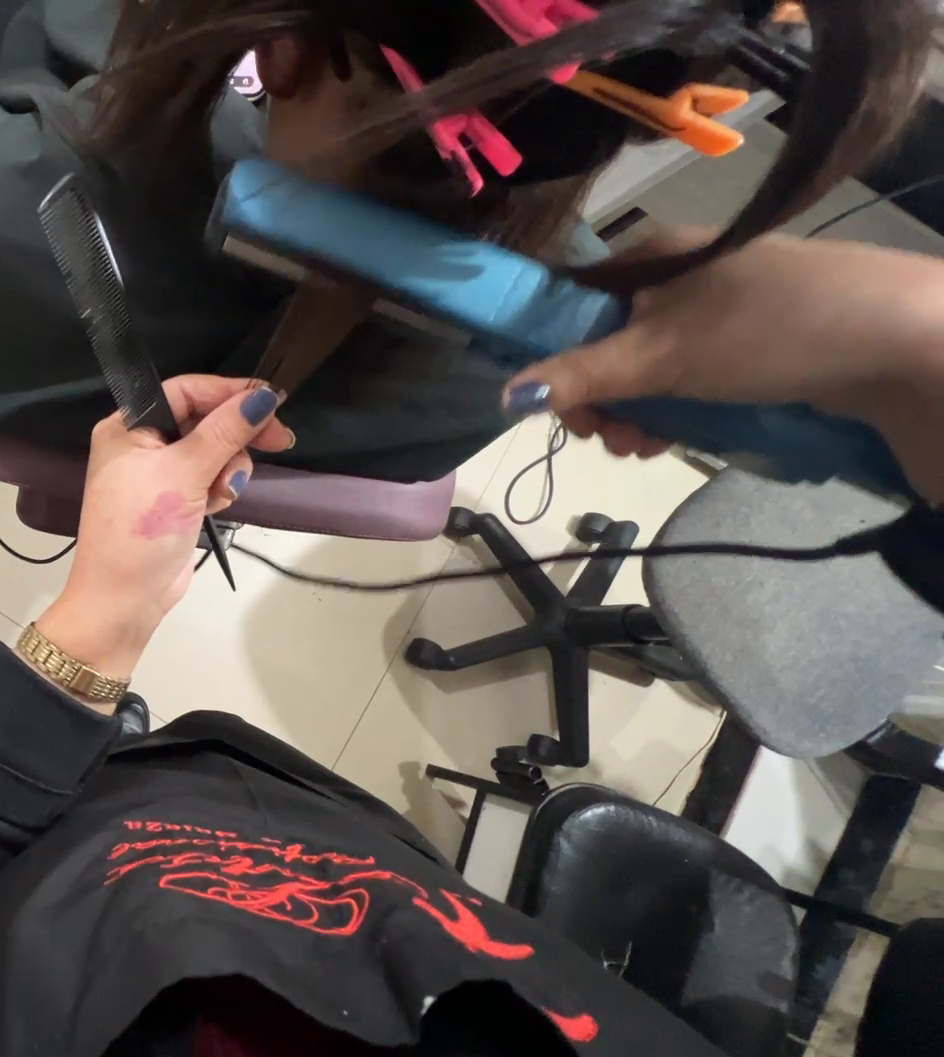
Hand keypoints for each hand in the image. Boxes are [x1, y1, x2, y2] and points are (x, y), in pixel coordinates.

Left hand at [34, 377, 293, 692]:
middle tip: (278, 442)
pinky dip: (220, 488)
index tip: (272, 401)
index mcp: (127, 427)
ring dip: (228, 468)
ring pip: (213, 450)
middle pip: (203, 419)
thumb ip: (224, 432)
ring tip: (222, 494)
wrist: (123, 599)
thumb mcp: (184, 474)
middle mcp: (140, 444)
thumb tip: (263, 396)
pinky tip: (216, 507)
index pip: (185, 391)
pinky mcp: (174, 500)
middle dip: (233, 437)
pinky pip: (209, 477)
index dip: (229, 393)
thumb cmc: (142, 530)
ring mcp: (157, 474)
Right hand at [503, 230, 943, 497]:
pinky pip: (678, 379)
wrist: (915, 343)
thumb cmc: (772, 329)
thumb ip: (577, 377)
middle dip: (593, 400)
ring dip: (627, 414)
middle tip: (605, 435)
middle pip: (597, 347)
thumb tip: (504, 398)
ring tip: (644, 445)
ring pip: (636, 370)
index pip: (565, 307)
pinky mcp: (745, 343)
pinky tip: (671, 437)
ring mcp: (713, 311)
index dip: (545, 357)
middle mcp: (675, 280)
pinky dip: (665, 411)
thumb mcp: (660, 356)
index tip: (552, 403)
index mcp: (649, 261)